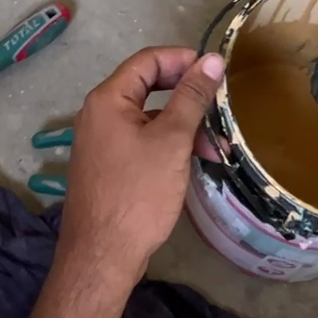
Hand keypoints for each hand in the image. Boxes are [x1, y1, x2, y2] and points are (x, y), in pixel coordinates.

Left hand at [57, 46, 224, 283]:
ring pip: (147, 116)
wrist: (101, 258)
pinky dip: (167, 143)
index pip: (148, 60)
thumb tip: (212, 59)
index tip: (215, 72)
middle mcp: (99, 113)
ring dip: (182, 124)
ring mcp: (101, 141)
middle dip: (186, 93)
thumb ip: (192, 97)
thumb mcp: (172, 141)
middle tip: (218, 103)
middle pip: (147, 85)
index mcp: (108, 99)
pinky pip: (141, 139)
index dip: (183, 59)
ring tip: (215, 146)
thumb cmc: (138, 193)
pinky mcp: (108, 165)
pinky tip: (192, 162)